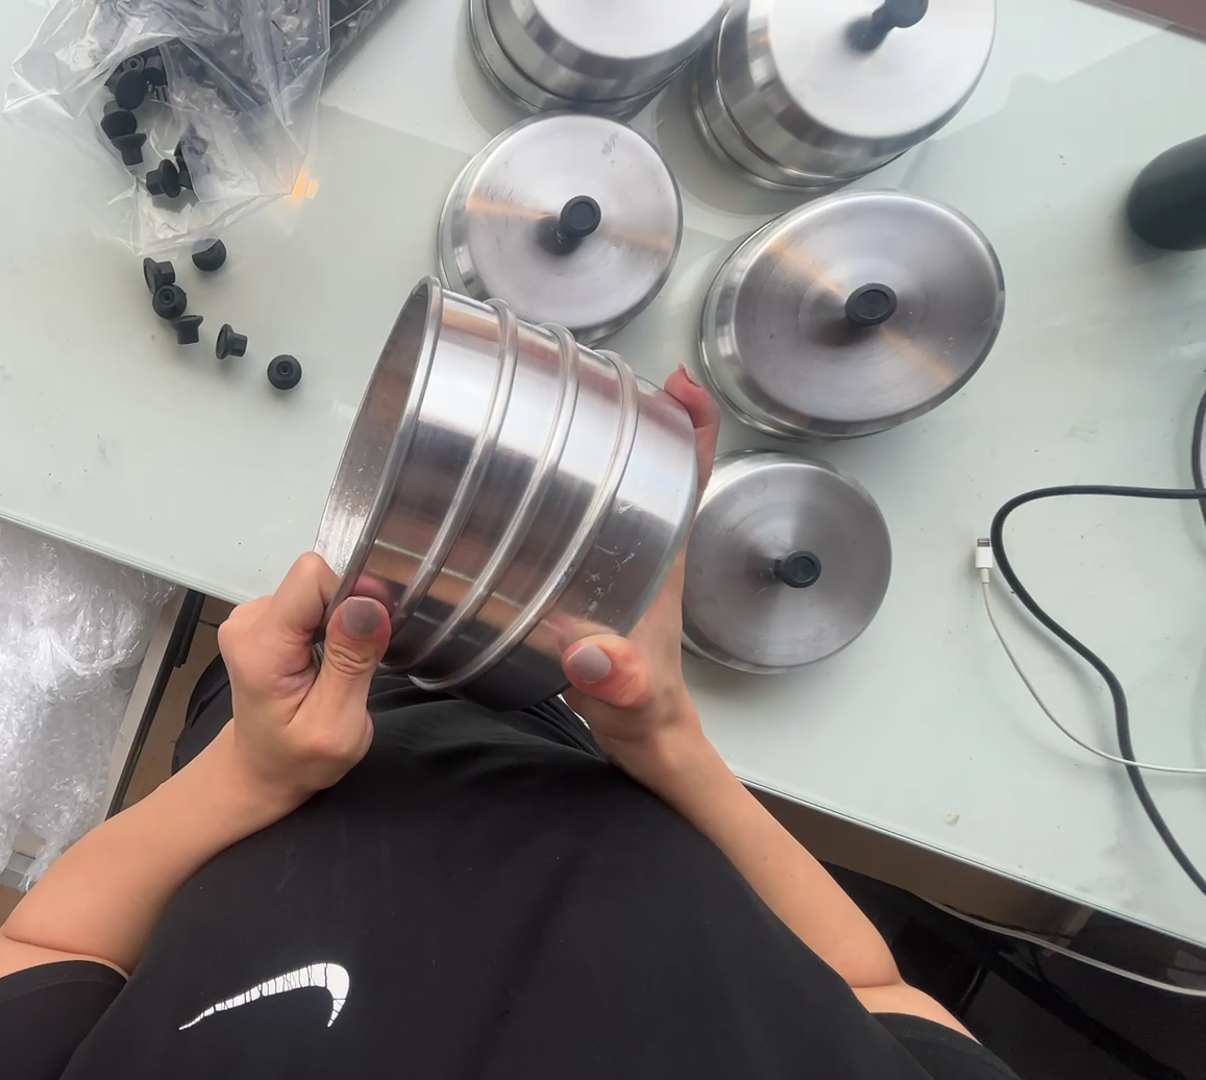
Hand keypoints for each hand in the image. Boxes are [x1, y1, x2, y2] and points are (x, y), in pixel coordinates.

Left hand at [214, 553, 391, 805]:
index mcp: (260, 646)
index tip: (365, 638)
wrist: (260, 769)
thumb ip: (351, 662)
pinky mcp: (259, 619)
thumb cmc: (298, 758)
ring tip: (331, 668)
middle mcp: (246, 620)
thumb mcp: (337, 725)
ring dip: (333, 624)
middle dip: (343, 615)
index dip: (349, 597)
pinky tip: (319, 661)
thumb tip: (368, 603)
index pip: (310, 578)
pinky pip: (305, 601)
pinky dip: (321, 626)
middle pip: (313, 582)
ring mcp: (248, 617)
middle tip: (348, 666)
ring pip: (312, 591)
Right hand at [561, 367, 721, 764]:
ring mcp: (619, 569)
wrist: (645, 745)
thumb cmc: (647, 719)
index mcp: (661, 566)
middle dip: (637, 418)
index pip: (690, 481)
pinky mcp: (591, 586)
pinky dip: (565, 498)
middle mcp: (644, 556)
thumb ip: (619, 684)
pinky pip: (586, 526)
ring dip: (598, 451)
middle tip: (591, 379)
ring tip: (552, 416)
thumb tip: (596, 654)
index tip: (672, 380)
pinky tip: (524, 496)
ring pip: (619, 493)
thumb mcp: (631, 704)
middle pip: (653, 469)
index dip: (690, 426)